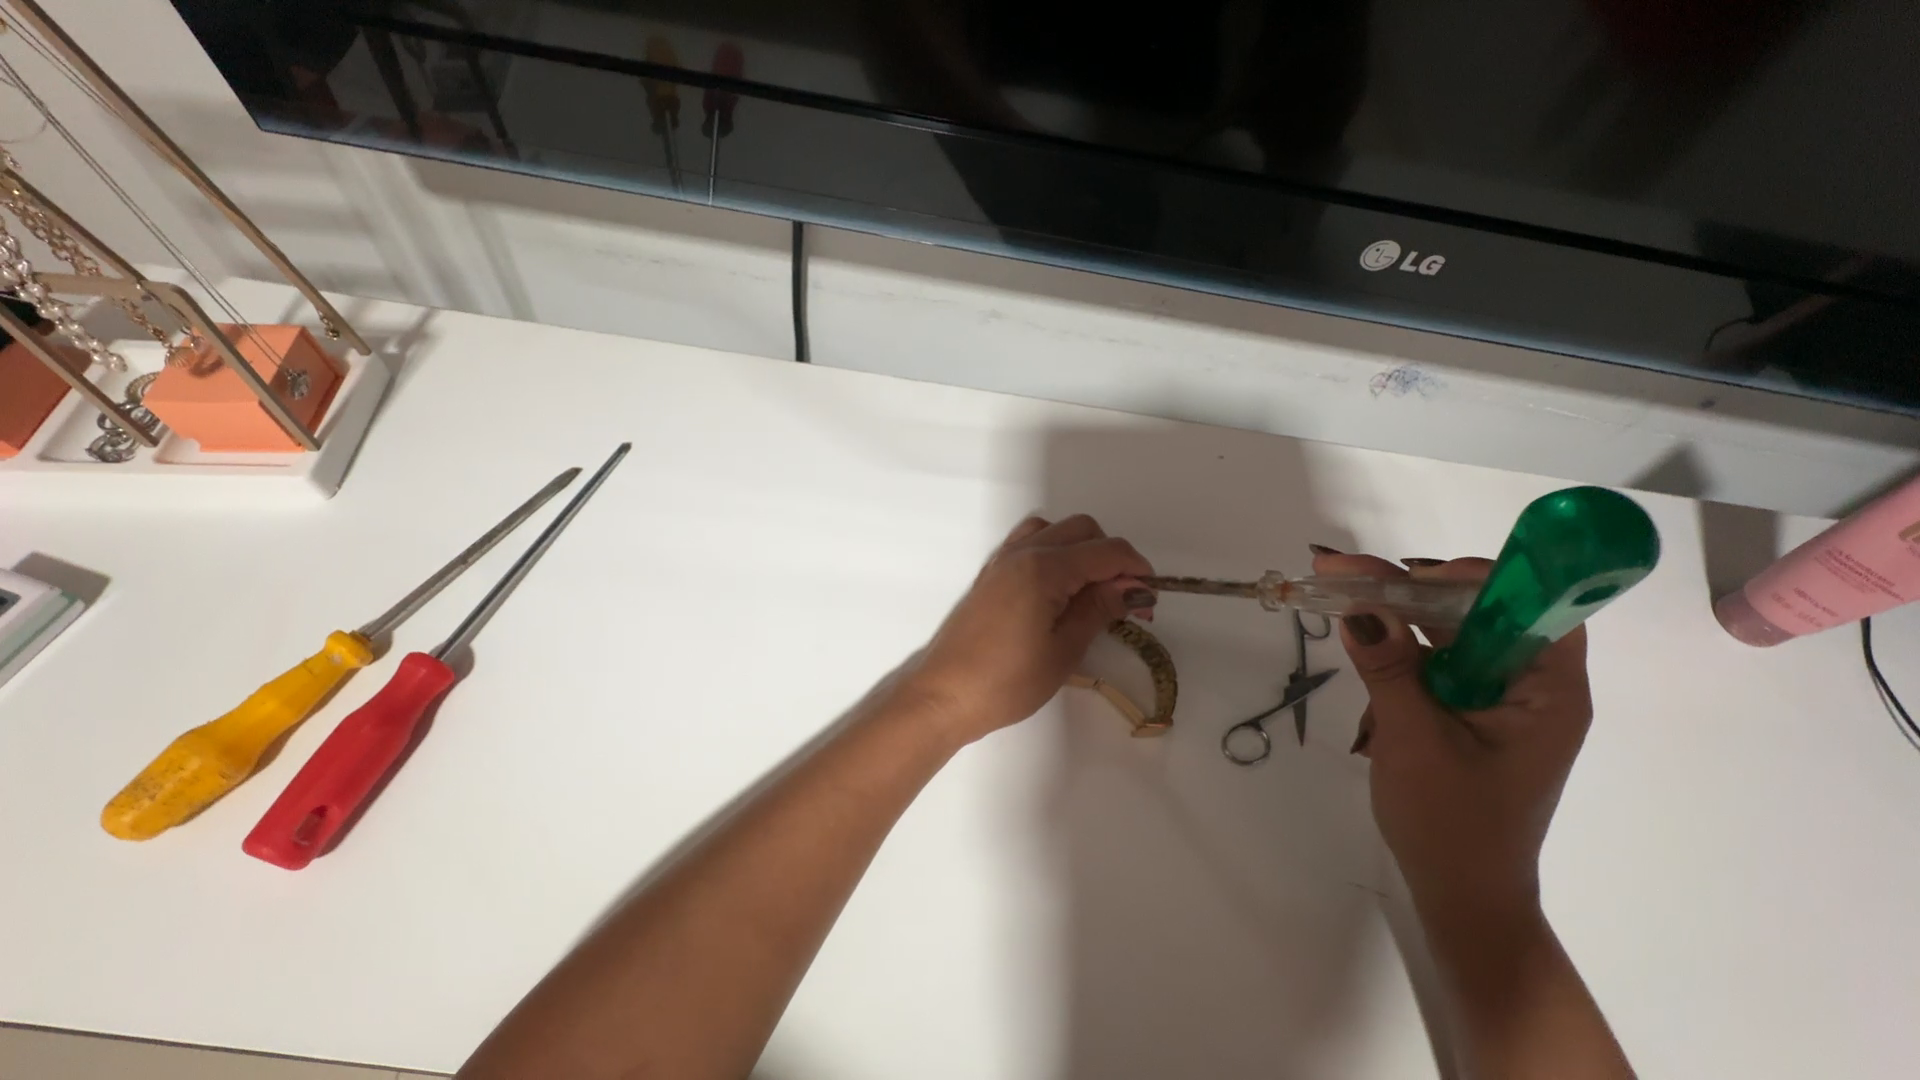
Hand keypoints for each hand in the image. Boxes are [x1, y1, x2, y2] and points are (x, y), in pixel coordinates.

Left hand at [902, 515, 1154, 745]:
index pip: (1106, 551)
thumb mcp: (1064, 649)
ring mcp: (1002, 560)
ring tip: (1092, 594)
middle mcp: (1022, 552)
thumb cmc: (1007, 682)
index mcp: (1043, 567)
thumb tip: (1133, 587)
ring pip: (1055, 531)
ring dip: (1082, 550)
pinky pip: (1031, 543)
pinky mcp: (991, 575)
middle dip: (1112, 558)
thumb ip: (1099, 609)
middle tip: (1124, 601)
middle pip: (1083, 530)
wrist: (945, 696)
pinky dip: (1055, 553)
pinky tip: (1060, 590)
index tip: (1149, 600)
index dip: (1136, 570)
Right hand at [1313, 551, 1593, 924]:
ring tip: (1342, 593)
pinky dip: (1399, 651)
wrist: (1460, 895)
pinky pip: (1437, 666)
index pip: (1533, 606)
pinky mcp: (1468, 714)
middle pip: (1481, 614)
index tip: (1413, 573)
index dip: (1479, 578)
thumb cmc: (1453, 824)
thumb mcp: (1415, 740)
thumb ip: (1389, 670)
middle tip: (1347, 573)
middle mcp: (1530, 686)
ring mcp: (1498, 701)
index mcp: (1548, 691)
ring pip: (1453, 636)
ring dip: (1400, 617)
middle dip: (1415, 592)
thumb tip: (1360, 606)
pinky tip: (1362, 640)